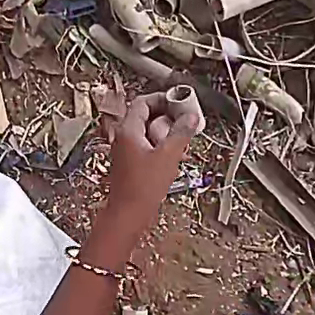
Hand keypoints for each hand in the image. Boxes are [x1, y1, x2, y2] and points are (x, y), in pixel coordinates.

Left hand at [100, 89, 203, 232]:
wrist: (128, 214)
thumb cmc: (144, 186)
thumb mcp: (168, 156)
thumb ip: (181, 133)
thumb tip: (191, 116)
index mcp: (128, 130)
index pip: (143, 102)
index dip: (163, 100)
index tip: (180, 104)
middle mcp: (123, 138)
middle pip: (147, 116)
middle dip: (168, 119)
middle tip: (185, 124)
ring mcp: (126, 151)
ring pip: (149, 133)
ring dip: (167, 135)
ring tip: (183, 142)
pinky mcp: (131, 164)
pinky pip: (148, 147)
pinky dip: (161, 147)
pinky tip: (175, 157)